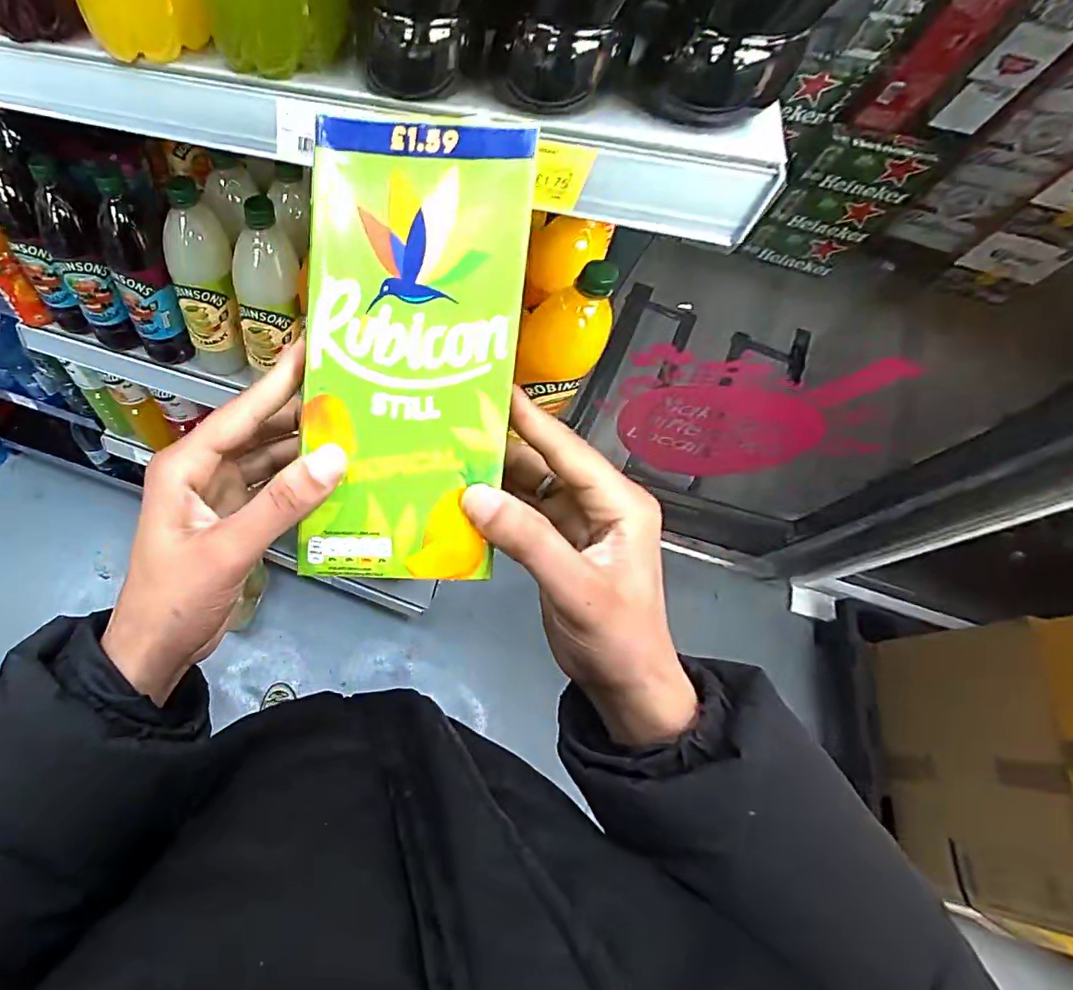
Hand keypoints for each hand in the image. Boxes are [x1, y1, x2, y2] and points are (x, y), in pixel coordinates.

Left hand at [105, 342, 347, 704]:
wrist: (155, 650)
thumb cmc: (177, 597)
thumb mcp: (228, 549)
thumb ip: (280, 504)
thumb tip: (334, 456)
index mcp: (185, 465)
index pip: (239, 414)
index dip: (277, 381)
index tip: (311, 348)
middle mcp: (200, 471)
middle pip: (255, 433)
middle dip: (297, 413)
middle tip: (347, 390)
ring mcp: (216, 495)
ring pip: (265, 461)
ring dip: (300, 448)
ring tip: (349, 427)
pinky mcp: (230, 519)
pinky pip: (268, 490)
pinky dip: (295, 483)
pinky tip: (328, 475)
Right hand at [459, 388, 696, 745]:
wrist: (626, 686)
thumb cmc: (616, 637)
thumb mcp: (575, 588)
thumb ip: (527, 539)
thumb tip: (472, 493)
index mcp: (617, 502)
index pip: (566, 449)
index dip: (529, 417)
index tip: (491, 386)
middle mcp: (596, 502)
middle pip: (543, 462)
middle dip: (500, 441)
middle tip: (452, 419)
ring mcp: (574, 522)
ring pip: (527, 485)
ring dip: (491, 472)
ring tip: (446, 450)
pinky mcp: (555, 541)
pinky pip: (519, 511)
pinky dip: (491, 504)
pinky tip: (460, 495)